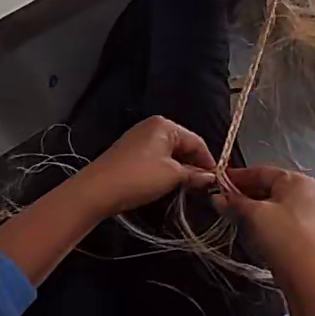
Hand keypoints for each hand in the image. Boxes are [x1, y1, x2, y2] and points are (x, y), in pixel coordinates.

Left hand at [68, 116, 217, 218]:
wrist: (97, 190)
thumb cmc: (139, 177)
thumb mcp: (172, 176)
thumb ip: (195, 174)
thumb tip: (211, 177)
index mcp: (165, 125)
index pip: (197, 141)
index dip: (208, 161)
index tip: (217, 180)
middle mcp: (152, 127)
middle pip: (183, 145)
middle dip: (194, 165)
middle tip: (203, 186)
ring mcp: (139, 139)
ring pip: (170, 154)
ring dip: (180, 169)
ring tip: (188, 188)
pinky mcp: (130, 153)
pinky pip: (156, 158)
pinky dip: (166, 170)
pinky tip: (169, 184)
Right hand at [213, 166, 314, 315]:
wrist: (309, 277)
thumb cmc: (283, 236)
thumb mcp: (256, 215)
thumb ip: (235, 202)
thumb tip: (216, 196)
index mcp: (296, 180)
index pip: (261, 171)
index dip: (237, 176)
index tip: (215, 181)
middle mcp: (303, 192)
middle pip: (267, 186)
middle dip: (242, 193)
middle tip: (219, 200)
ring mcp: (304, 212)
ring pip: (270, 204)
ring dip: (250, 207)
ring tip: (228, 213)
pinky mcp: (301, 231)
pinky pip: (276, 218)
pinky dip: (260, 220)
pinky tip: (246, 226)